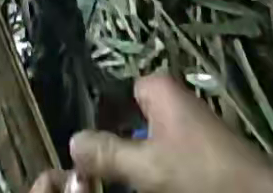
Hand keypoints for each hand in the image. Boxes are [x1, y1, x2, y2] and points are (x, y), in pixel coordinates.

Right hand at [29, 73, 272, 192]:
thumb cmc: (201, 172)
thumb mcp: (148, 168)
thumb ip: (109, 154)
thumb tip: (71, 141)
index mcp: (159, 89)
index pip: (118, 96)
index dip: (104, 122)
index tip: (91, 151)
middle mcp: (173, 101)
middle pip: (132, 124)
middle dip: (119, 149)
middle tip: (102, 176)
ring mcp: (189, 128)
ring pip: (149, 147)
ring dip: (137, 168)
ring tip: (127, 185)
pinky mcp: (201, 154)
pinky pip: (167, 161)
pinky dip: (159, 176)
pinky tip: (156, 187)